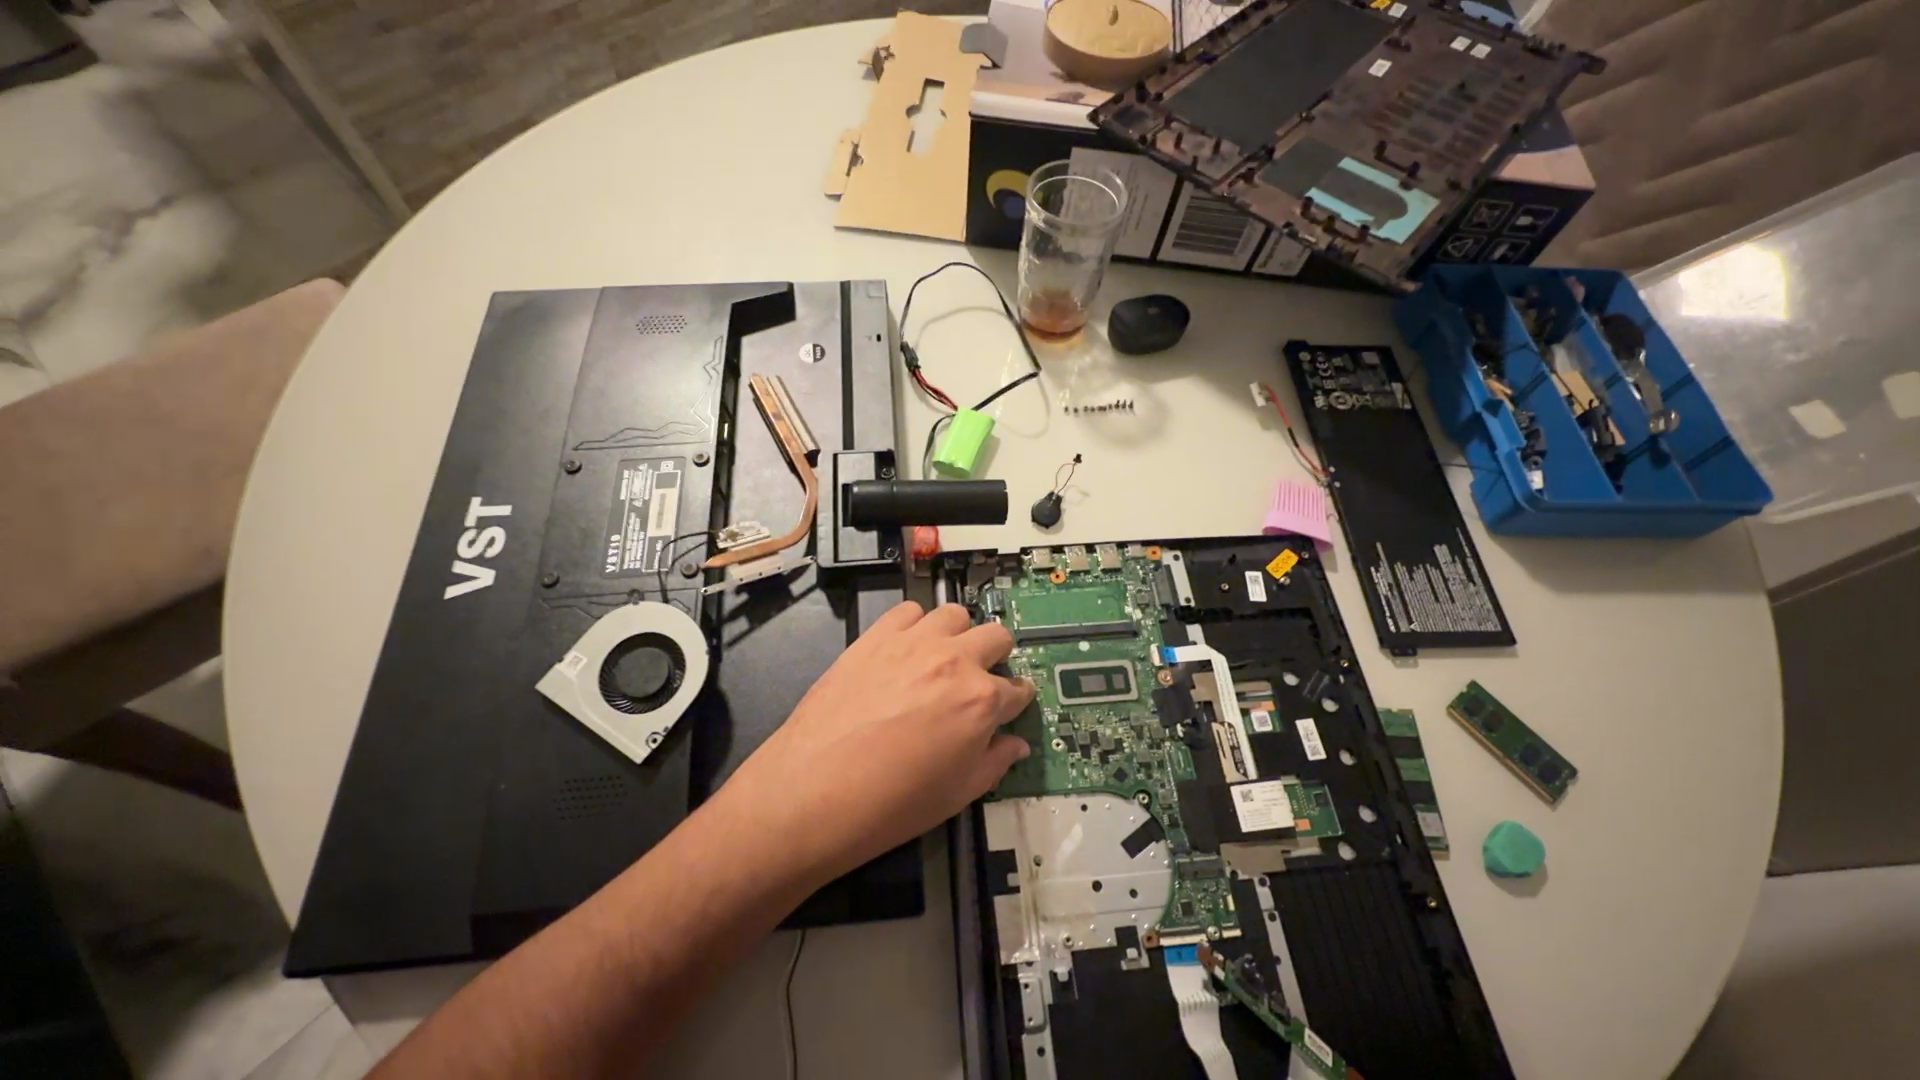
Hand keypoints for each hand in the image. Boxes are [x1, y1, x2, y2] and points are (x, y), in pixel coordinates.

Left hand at [713, 601, 1034, 885]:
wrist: (815, 790)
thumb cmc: (892, 803)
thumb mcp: (958, 794)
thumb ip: (994, 762)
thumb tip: (1014, 745)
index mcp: (982, 701)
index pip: (1018, 689)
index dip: (1016, 701)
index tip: (1008, 709)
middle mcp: (954, 661)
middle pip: (996, 637)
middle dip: (996, 658)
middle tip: (979, 681)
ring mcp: (912, 643)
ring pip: (954, 614)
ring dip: (958, 634)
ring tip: (943, 658)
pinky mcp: (874, 636)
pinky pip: (908, 611)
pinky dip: (915, 625)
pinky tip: (906, 650)